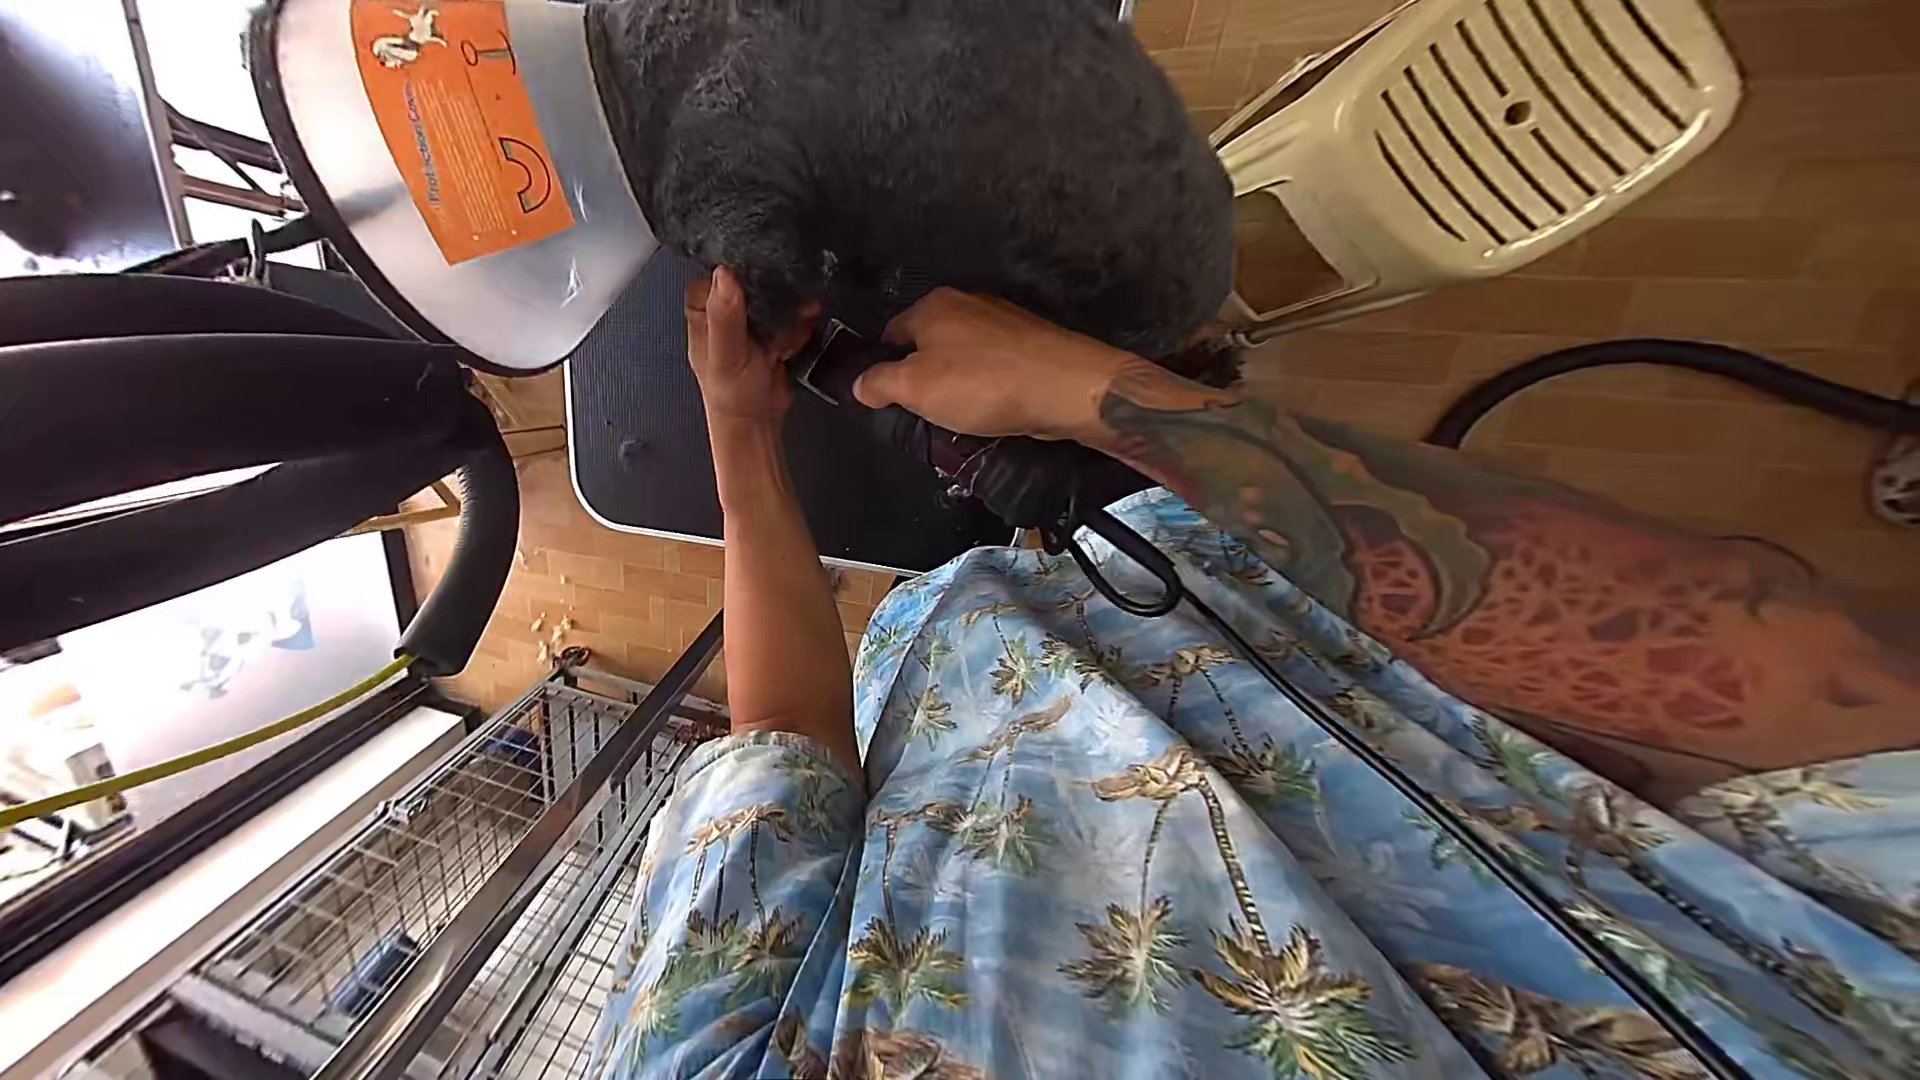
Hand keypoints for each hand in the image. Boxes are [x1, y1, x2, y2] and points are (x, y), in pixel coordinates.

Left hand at [685, 266, 817, 424]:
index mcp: (704, 311)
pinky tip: (799, 334)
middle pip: (751, 283)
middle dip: (771, 291)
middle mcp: (726, 313)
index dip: (740, 271)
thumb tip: (725, 277)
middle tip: (784, 299)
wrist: (758, 422)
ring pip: (774, 300)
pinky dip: (799, 326)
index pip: (719, 274)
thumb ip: (725, 316)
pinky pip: (791, 320)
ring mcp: (751, 324)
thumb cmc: (731, 396)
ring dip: (789, 310)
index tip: (759, 273)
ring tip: (794, 322)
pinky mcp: (773, 336)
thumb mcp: (726, 354)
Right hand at [853, 288, 1135, 443]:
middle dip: (924, 377)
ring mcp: (1002, 319)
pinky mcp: (1029, 341)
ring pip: (963, 355)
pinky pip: (994, 364)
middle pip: (929, 344)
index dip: (886, 369)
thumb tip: (859, 384)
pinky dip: (988, 385)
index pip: (891, 335)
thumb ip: (880, 383)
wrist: (1063, 387)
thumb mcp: (915, 388)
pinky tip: (994, 407)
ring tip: (964, 415)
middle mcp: (966, 302)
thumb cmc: (982, 384)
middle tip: (929, 412)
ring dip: (958, 383)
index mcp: (932, 306)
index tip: (892, 400)